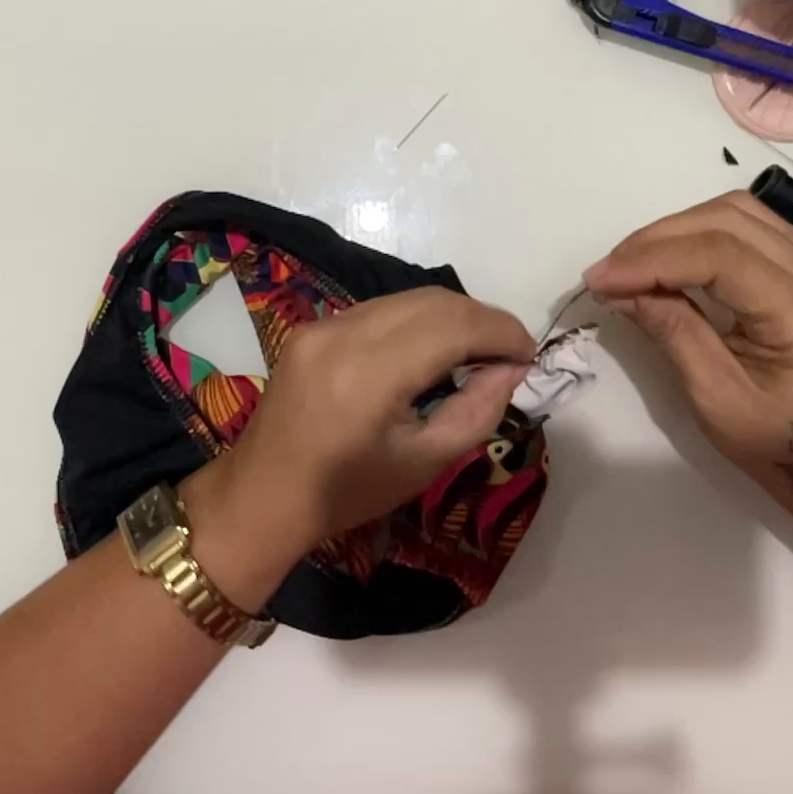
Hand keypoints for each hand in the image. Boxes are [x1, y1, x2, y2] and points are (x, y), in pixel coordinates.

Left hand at [217, 287, 534, 549]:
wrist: (263, 495)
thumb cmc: (348, 492)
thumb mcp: (425, 463)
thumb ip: (477, 410)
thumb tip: (512, 367)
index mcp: (369, 373)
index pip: (454, 325)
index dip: (502, 332)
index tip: (529, 355)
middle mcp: (343, 333)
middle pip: (433, 301)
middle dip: (481, 320)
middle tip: (508, 355)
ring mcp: (322, 325)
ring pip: (406, 298)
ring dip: (450, 317)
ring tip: (475, 353)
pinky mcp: (311, 327)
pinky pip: (379, 309)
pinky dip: (415, 321)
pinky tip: (429, 351)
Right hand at [583, 192, 792, 506]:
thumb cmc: (774, 442)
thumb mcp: (713, 397)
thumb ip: (672, 332)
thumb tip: (619, 289)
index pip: (721, 258)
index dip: (652, 259)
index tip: (599, 279)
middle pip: (729, 220)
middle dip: (657, 239)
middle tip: (608, 272)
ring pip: (737, 213)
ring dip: (675, 230)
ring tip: (631, 264)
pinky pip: (747, 228)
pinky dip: (697, 235)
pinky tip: (666, 260)